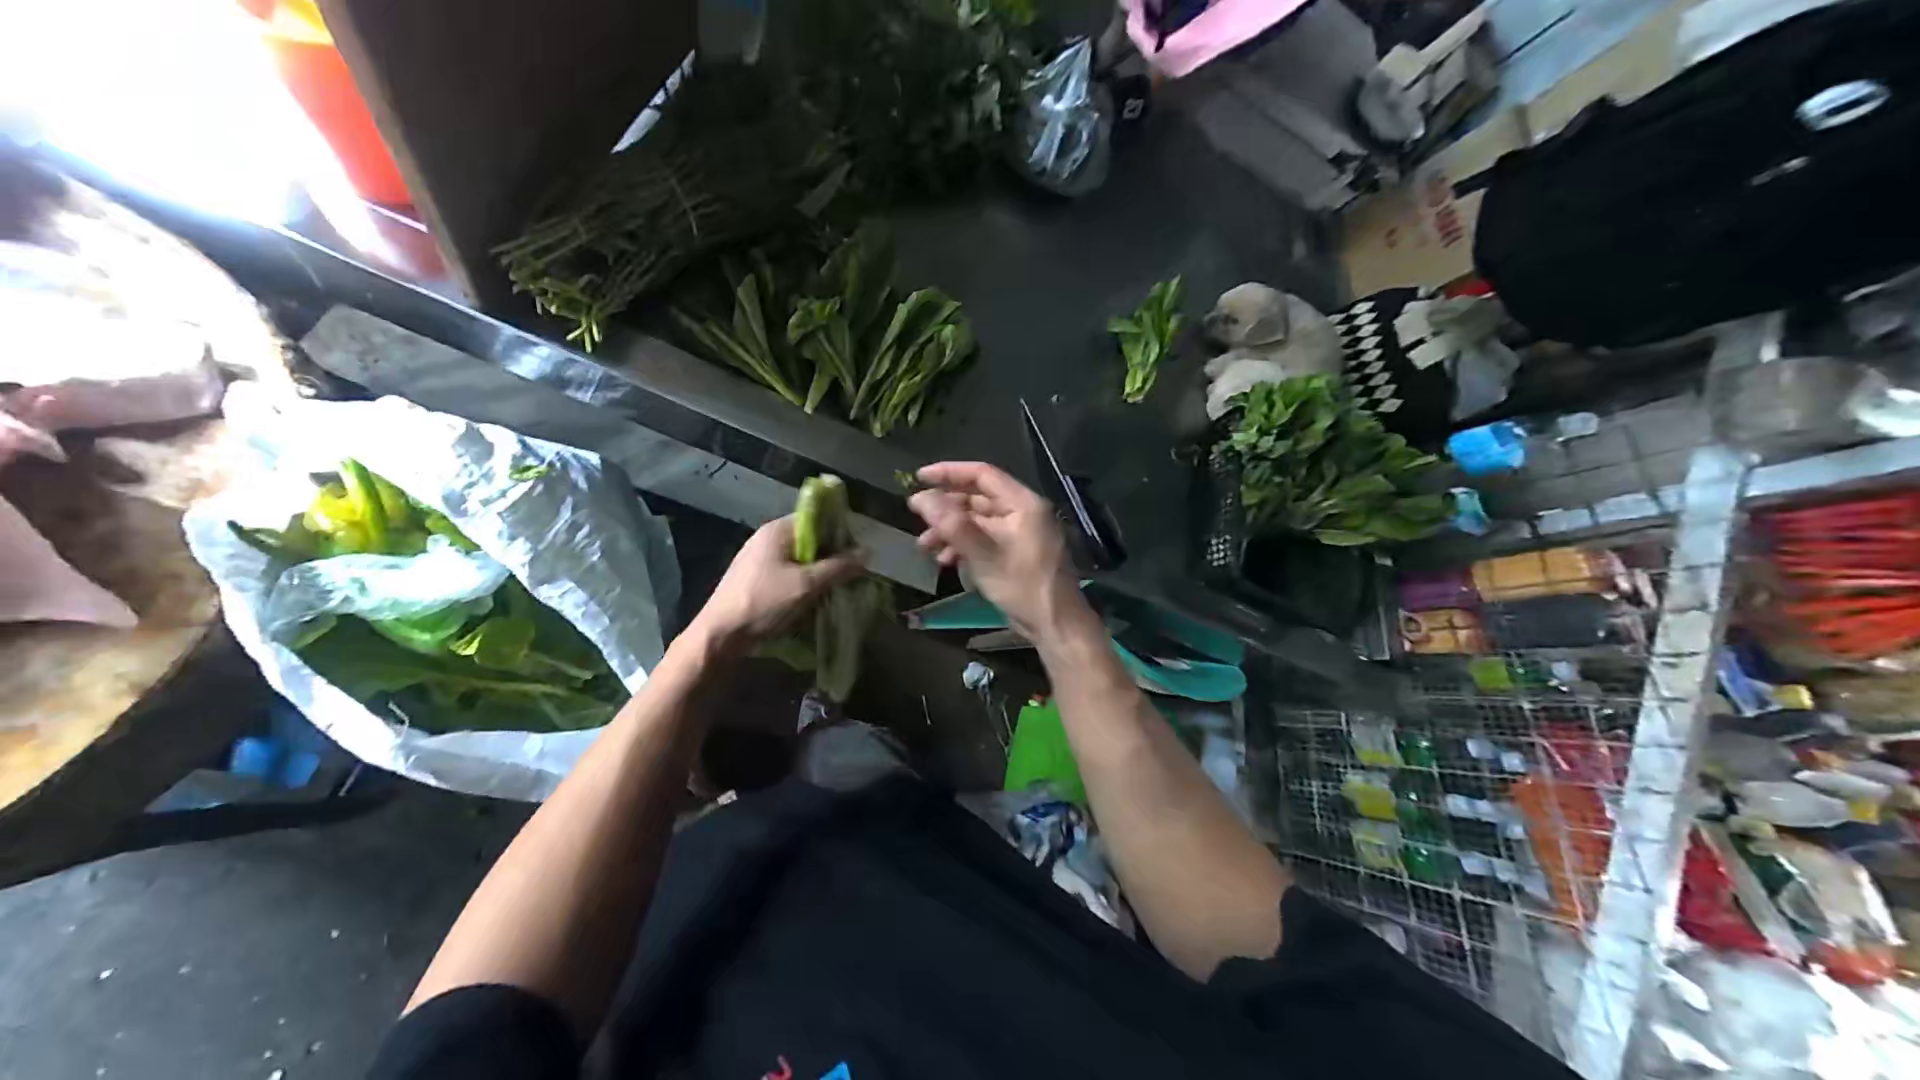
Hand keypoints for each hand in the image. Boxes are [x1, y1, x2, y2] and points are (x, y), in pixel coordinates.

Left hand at [688, 515, 865, 655]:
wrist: (720, 636)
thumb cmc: (763, 603)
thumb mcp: (806, 585)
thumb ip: (838, 567)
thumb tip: (867, 552)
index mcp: (777, 531)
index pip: (816, 518)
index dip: (839, 531)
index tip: (857, 551)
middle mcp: (767, 539)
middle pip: (809, 538)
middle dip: (832, 554)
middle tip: (852, 572)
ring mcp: (759, 559)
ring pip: (800, 558)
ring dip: (819, 571)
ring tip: (838, 587)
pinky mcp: (756, 579)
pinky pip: (789, 572)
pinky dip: (804, 582)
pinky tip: (816, 598)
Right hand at [909, 462, 1093, 645]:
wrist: (1056, 625)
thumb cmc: (1022, 586)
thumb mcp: (983, 555)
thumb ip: (951, 524)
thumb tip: (921, 499)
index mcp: (1023, 503)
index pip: (982, 474)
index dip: (948, 472)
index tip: (919, 478)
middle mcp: (1024, 512)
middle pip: (978, 498)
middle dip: (945, 508)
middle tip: (916, 516)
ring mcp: (1021, 533)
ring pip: (979, 521)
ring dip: (950, 530)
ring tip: (924, 546)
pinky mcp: (1017, 553)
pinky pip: (986, 540)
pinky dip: (964, 546)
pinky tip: (946, 560)